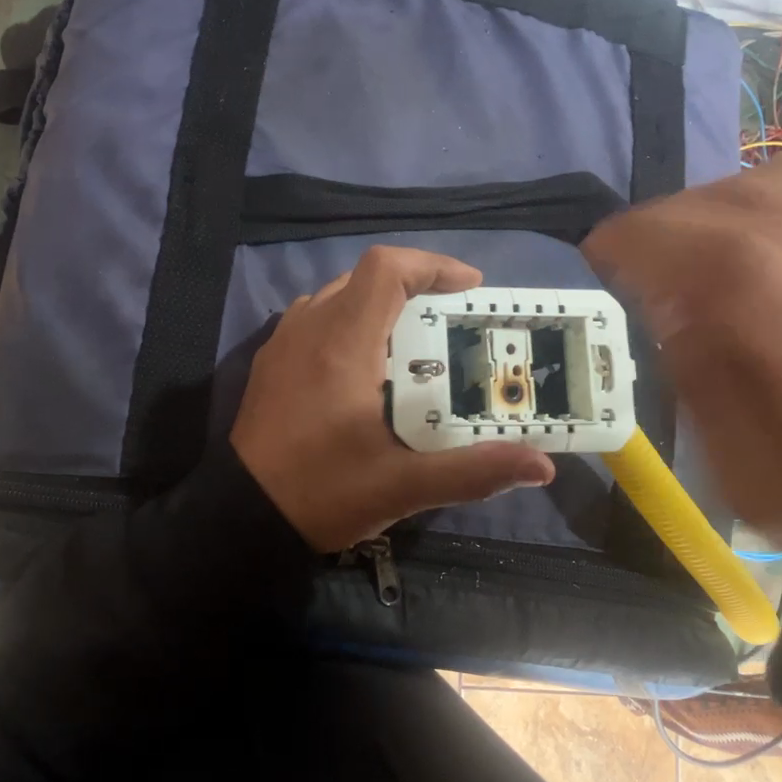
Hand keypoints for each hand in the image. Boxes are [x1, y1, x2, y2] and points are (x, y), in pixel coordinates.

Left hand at [231, 246, 556, 553]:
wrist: (240, 516)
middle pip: (363, 279)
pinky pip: (312, 322)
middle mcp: (308, 330)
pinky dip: (345, 325)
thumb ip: (473, 471)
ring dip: (376, 307)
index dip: (432, 266)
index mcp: (342, 344)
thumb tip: (541, 465)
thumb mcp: (403, 487)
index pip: (385, 269)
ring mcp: (281, 345)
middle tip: (449, 324)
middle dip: (412, 289)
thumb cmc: (322, 493)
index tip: (469, 289)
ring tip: (410, 346)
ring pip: (334, 298)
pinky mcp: (268, 366)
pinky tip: (362, 371)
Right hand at [583, 152, 781, 586]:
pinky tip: (747, 233)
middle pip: (772, 206)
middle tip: (628, 248)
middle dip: (674, 216)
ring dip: (719, 200)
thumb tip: (661, 293)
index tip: (599, 251)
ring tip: (682, 242)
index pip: (746, 263)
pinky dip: (774, 197)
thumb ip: (704, 383)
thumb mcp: (754, 488)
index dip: (656, 240)